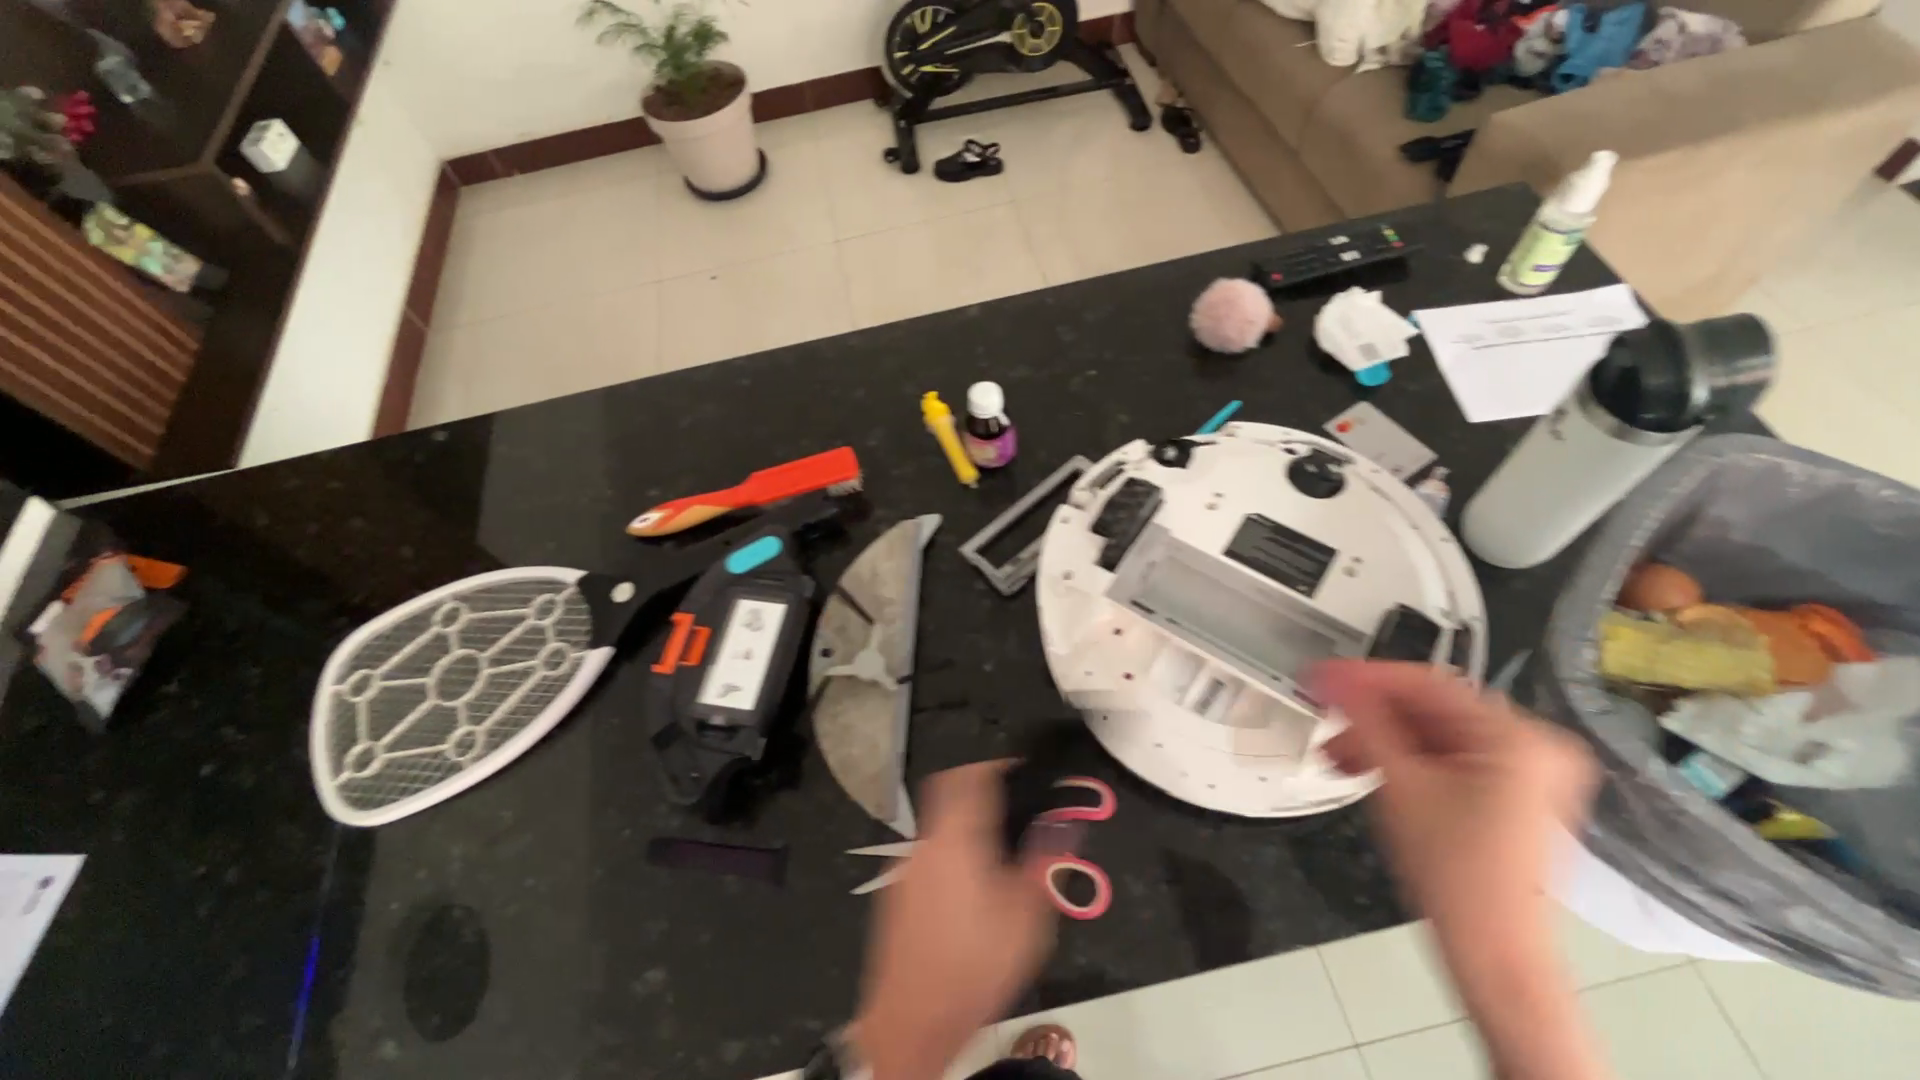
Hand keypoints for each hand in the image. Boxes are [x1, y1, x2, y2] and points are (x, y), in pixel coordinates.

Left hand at [851, 763, 1057, 1079]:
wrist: (914, 1020)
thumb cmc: (972, 968)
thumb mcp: (1027, 914)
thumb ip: (1045, 860)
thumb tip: (1064, 824)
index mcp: (956, 838)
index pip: (969, 774)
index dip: (994, 762)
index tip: (1015, 767)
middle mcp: (924, 845)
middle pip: (947, 792)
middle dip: (976, 786)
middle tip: (1008, 798)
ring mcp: (905, 869)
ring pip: (936, 825)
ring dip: (962, 822)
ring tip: (996, 845)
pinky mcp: (896, 895)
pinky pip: (926, 855)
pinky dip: (949, 853)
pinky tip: (970, 884)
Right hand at [1313, 660, 1596, 941]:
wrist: (1494, 953)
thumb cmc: (1457, 877)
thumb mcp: (1400, 786)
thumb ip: (1364, 722)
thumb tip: (1333, 680)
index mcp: (1518, 738)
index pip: (1426, 685)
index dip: (1364, 679)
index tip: (1319, 677)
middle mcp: (1532, 747)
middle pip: (1430, 711)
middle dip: (1370, 719)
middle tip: (1324, 723)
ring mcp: (1525, 772)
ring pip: (1434, 736)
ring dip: (1382, 741)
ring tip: (1338, 757)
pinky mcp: (1511, 794)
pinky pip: (1448, 759)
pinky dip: (1406, 762)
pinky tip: (1369, 771)